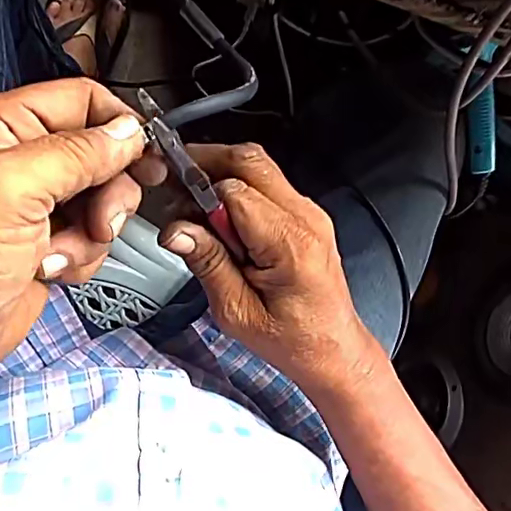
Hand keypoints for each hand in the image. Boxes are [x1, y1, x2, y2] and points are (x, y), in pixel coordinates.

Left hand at [0, 79, 161, 417]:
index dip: (118, 126)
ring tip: (59, 251)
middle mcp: (23, 157)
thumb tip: (128, 133)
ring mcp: (40, 201)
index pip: (83, 99)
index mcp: (3, 125)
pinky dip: (85, 255)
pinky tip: (52, 267)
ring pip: (107, 197)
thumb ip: (74, 153)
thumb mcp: (11, 192)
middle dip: (110, 190)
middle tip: (100, 219)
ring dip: (95, 231)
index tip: (143, 158)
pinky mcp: (53, 238)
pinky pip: (97, 234)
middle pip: (104, 152)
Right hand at [158, 144, 384, 395]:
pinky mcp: (306, 217)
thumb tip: (177, 231)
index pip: (233, 192)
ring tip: (198, 209)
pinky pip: (268, 185)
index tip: (178, 216)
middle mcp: (306, 219)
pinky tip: (224, 221)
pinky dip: (239, 191)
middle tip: (177, 187)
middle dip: (206, 164)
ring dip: (222, 176)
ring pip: (259, 167)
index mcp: (290, 244)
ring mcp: (310, 214)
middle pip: (249, 161)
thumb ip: (208, 264)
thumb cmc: (295, 340)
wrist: (332, 348)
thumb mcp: (237, 312)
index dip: (198, 197)